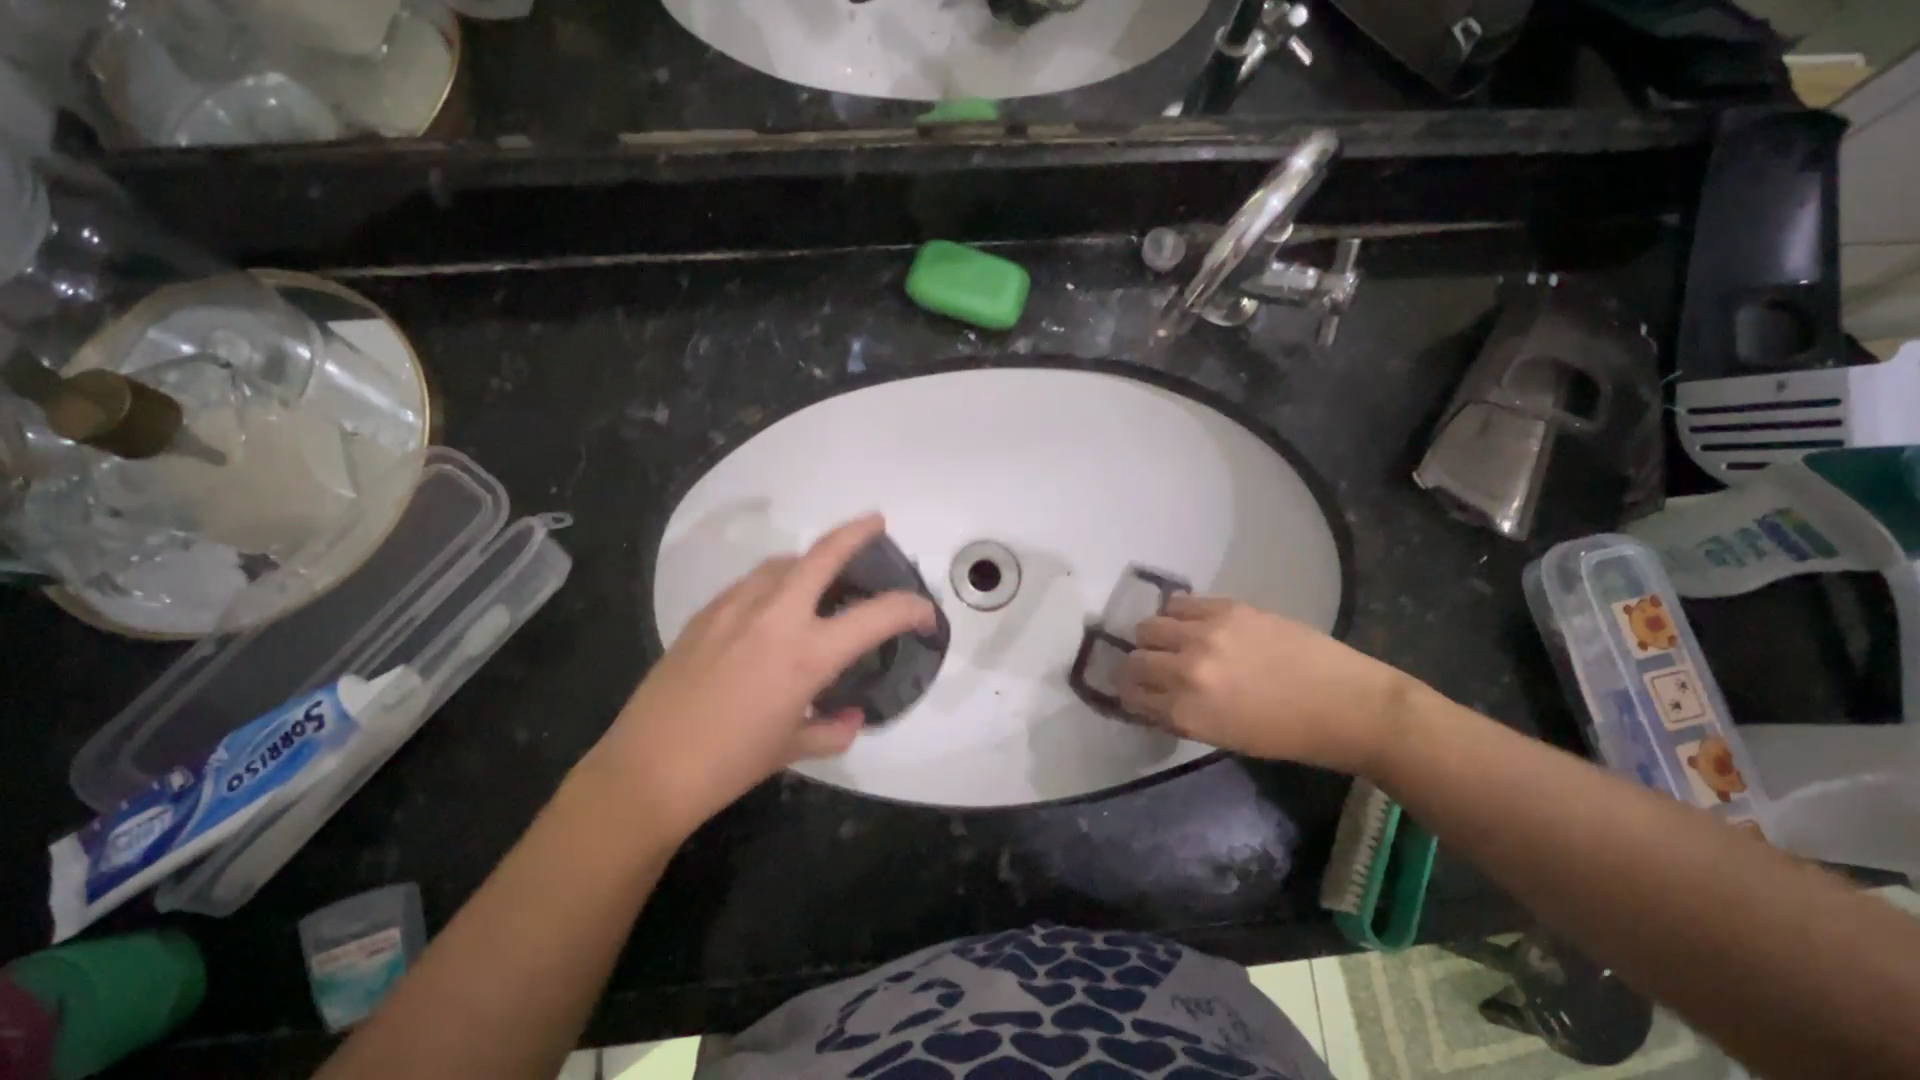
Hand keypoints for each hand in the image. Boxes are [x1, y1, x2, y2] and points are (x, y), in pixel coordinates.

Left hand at [585, 514, 935, 837]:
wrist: (650, 767)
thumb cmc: (730, 763)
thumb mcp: (792, 748)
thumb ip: (832, 728)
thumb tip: (851, 717)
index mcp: (807, 654)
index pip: (877, 615)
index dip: (912, 609)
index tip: (925, 615)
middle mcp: (775, 617)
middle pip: (822, 555)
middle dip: (855, 532)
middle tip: (876, 525)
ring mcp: (735, 609)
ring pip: (780, 564)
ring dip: (808, 560)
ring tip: (820, 573)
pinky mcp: (704, 615)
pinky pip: (748, 584)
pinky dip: (771, 582)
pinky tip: (770, 606)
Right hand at [1119, 596, 1419, 773]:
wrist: (1348, 705)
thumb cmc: (1289, 736)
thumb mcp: (1223, 738)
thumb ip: (1180, 716)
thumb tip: (1151, 699)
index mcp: (1186, 714)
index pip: (1130, 697)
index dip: (1130, 695)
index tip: (1138, 694)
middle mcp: (1186, 672)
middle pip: (1134, 661)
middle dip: (1137, 667)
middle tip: (1153, 670)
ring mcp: (1206, 635)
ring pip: (1148, 626)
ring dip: (1153, 638)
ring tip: (1171, 643)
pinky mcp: (1227, 609)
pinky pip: (1179, 603)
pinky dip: (1177, 615)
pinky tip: (1192, 624)